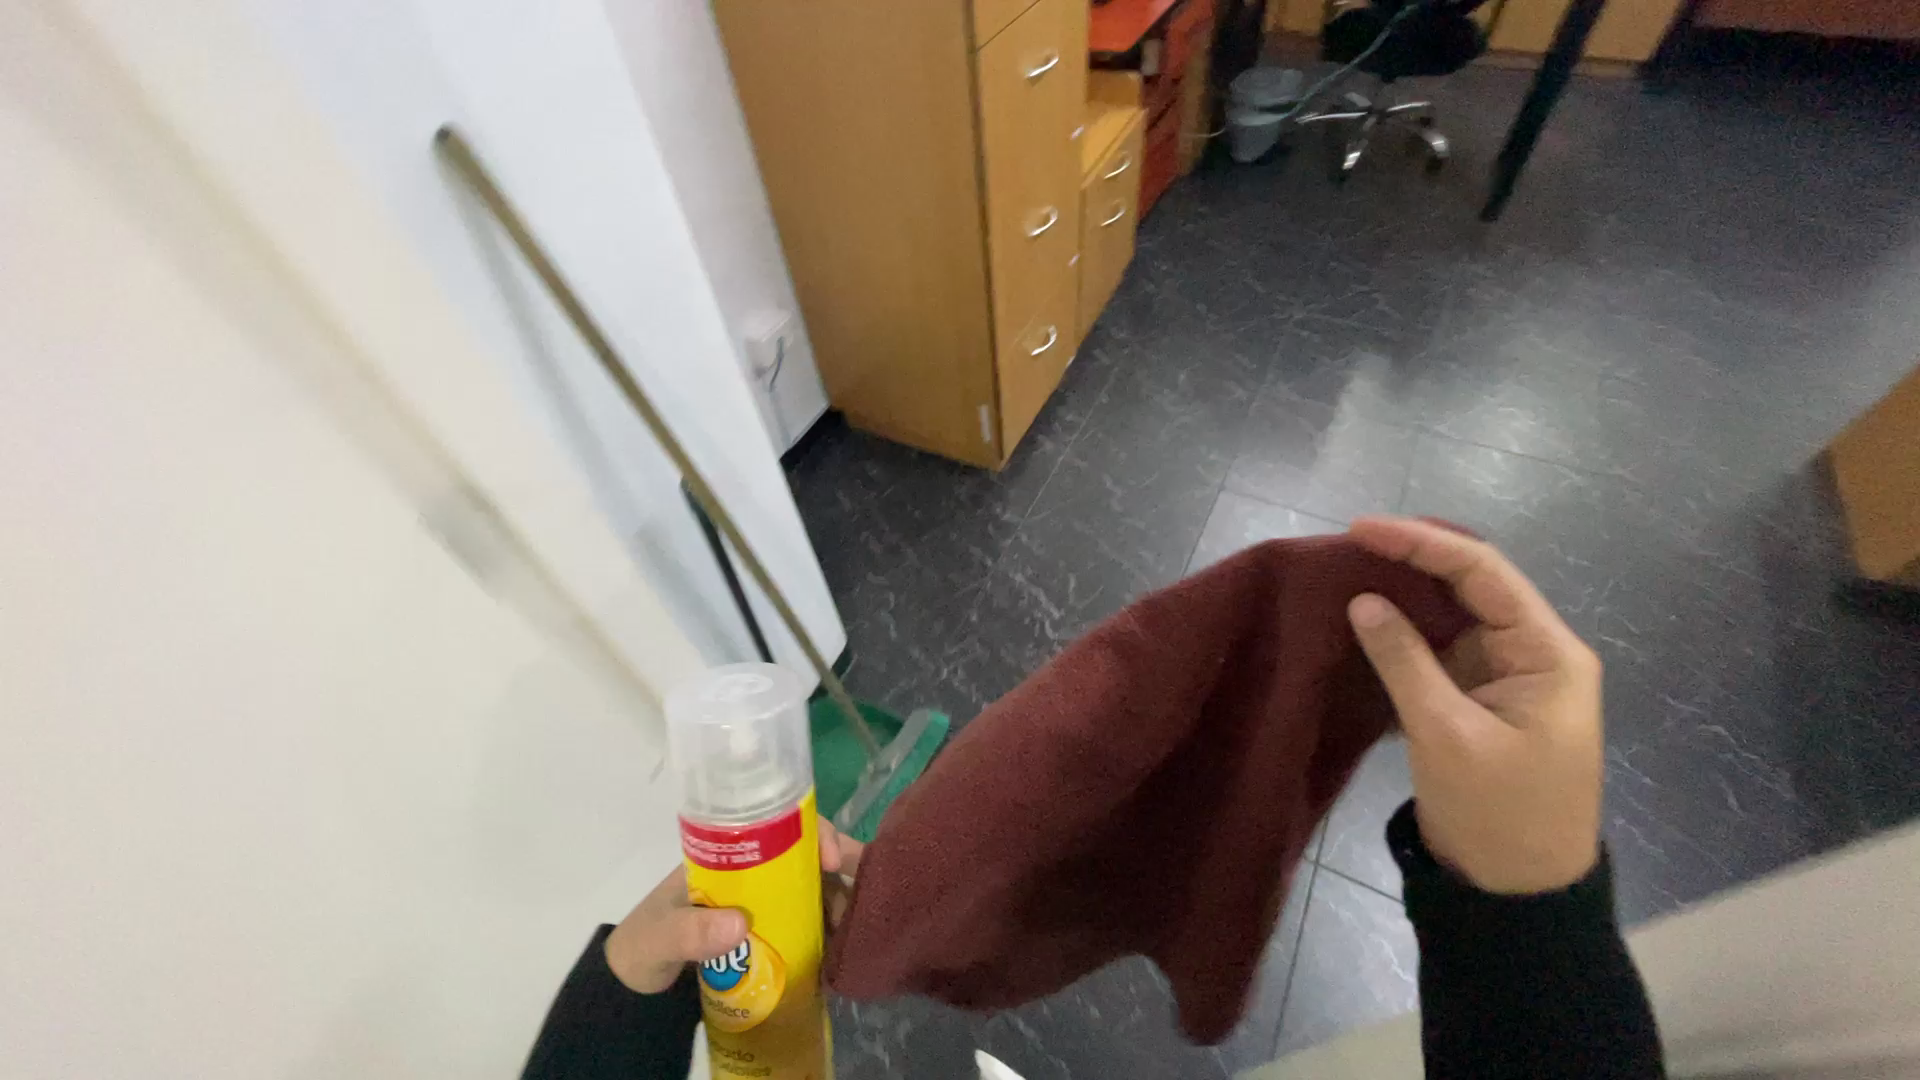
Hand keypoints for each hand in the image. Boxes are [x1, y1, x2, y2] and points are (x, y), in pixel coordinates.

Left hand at [603, 817, 864, 992]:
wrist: (633, 987)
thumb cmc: (645, 945)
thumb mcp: (660, 937)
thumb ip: (691, 932)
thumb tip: (740, 925)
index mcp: (731, 853)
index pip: (781, 825)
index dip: (814, 833)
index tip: (832, 860)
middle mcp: (755, 868)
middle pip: (808, 852)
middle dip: (842, 863)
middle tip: (866, 888)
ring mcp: (765, 898)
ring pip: (815, 885)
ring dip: (840, 897)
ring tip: (854, 925)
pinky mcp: (772, 929)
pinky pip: (809, 918)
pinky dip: (829, 926)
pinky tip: (841, 944)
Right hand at [1345, 516, 1603, 894]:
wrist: (1516, 887)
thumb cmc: (1497, 810)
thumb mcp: (1445, 731)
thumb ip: (1403, 659)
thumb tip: (1362, 600)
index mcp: (1546, 653)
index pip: (1483, 573)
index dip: (1421, 543)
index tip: (1360, 528)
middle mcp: (1531, 651)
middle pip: (1470, 584)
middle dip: (1411, 558)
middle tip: (1348, 545)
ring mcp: (1504, 674)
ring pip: (1451, 612)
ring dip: (1403, 590)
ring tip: (1348, 569)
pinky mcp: (1477, 695)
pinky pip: (1436, 646)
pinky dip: (1400, 628)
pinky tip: (1364, 616)